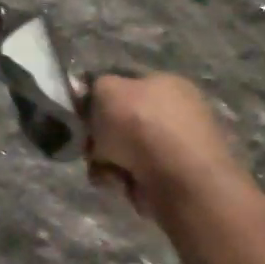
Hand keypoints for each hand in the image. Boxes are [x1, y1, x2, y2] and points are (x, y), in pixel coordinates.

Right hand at [88, 74, 251, 222]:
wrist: (182, 181)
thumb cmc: (141, 125)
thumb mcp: (105, 89)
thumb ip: (94, 86)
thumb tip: (92, 96)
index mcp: (168, 83)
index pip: (123, 82)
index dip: (96, 95)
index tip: (80, 111)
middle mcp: (180, 111)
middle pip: (123, 118)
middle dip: (100, 133)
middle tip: (88, 142)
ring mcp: (184, 147)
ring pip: (127, 148)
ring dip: (108, 158)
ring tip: (102, 168)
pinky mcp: (183, 179)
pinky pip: (140, 173)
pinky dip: (124, 178)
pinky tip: (118, 182)